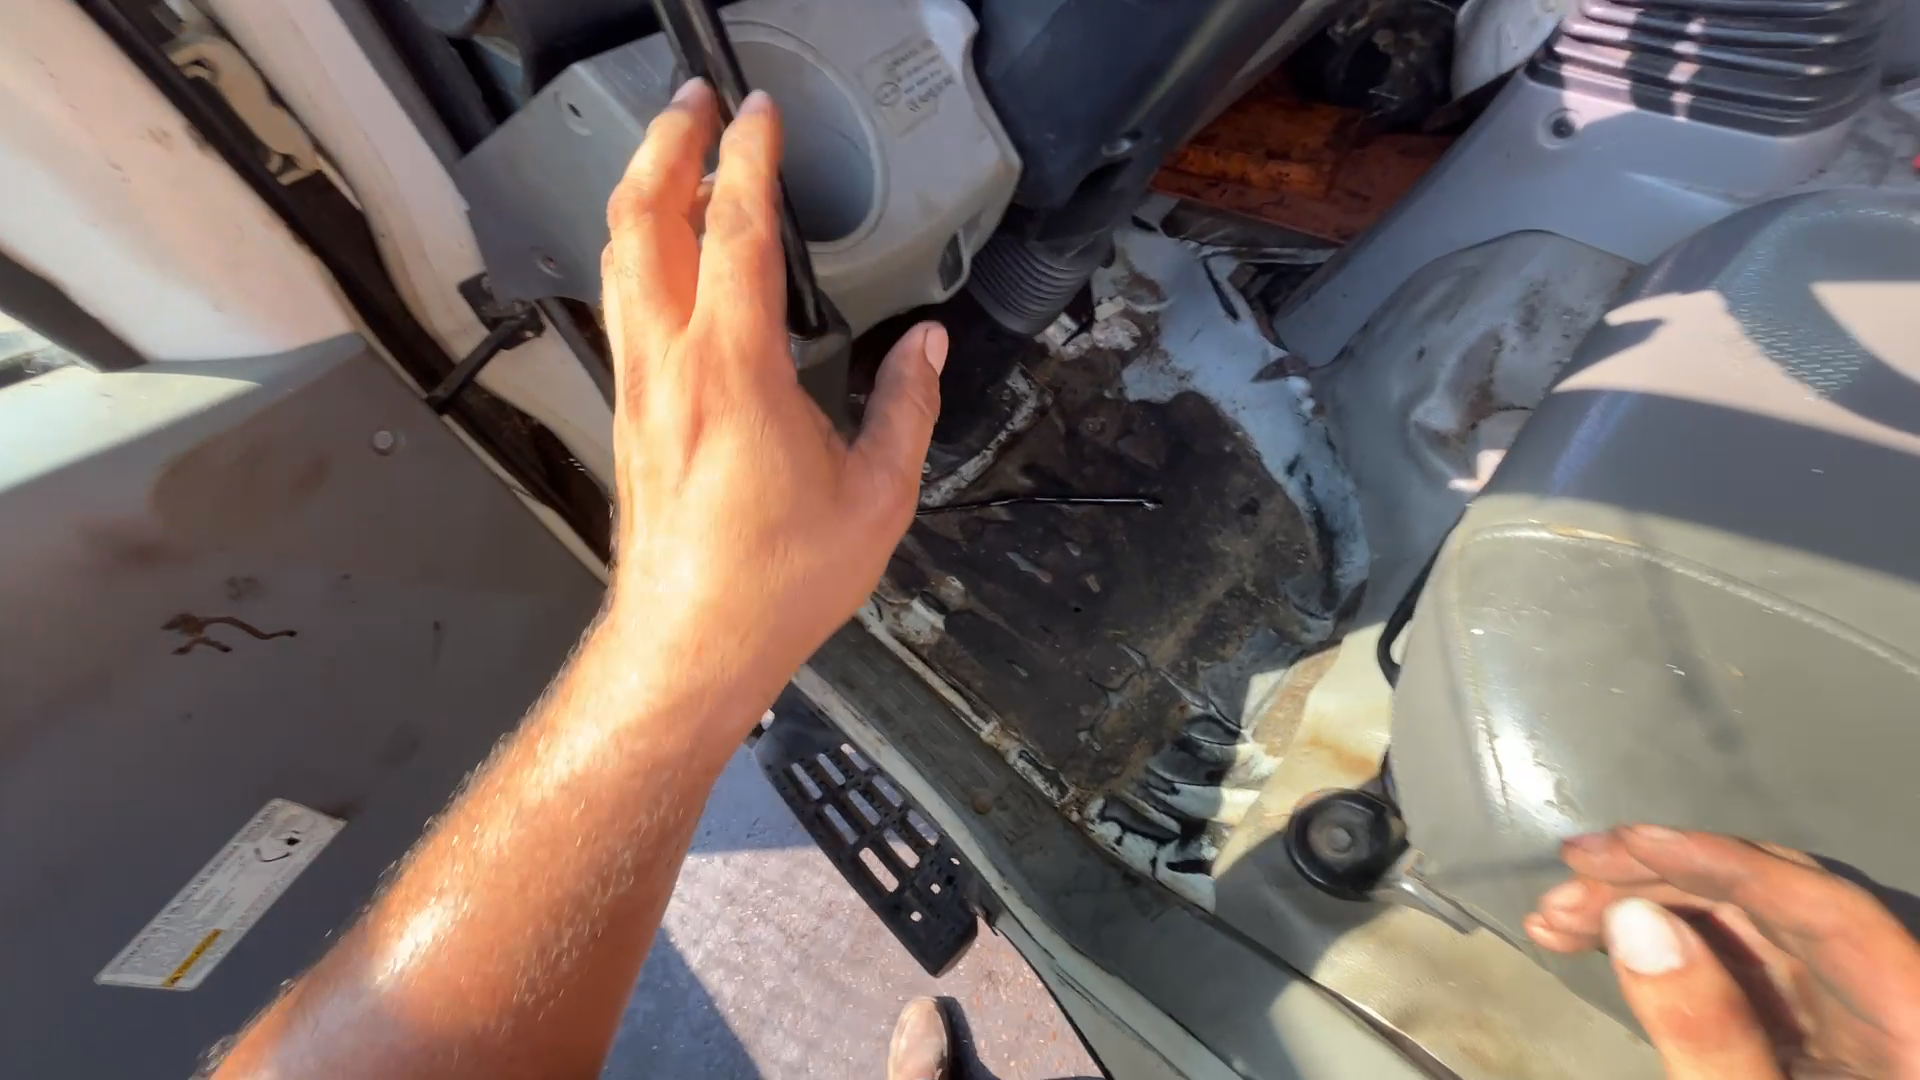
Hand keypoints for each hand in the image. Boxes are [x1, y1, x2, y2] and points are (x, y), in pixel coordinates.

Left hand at [597, 79, 945, 726]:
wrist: (695, 642)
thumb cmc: (779, 579)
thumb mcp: (878, 496)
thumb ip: (908, 409)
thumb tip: (928, 350)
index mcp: (737, 374)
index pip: (738, 233)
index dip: (752, 161)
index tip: (762, 115)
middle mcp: (672, 368)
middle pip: (646, 223)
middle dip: (668, 147)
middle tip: (693, 104)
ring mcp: (640, 391)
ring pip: (620, 264)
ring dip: (644, 198)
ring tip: (674, 164)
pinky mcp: (632, 419)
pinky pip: (623, 311)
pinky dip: (640, 260)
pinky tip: (664, 266)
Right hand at [1525, 826, 1919, 1077]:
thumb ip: (1706, 1034)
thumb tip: (1633, 919)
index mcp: (1917, 1035)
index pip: (1826, 913)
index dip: (1721, 863)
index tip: (1620, 841)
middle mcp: (1893, 1003)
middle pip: (1772, 900)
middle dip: (1654, 879)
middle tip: (1565, 882)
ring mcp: (1846, 1008)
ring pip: (1735, 913)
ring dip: (1635, 902)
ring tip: (1552, 920)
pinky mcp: (1804, 1016)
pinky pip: (1722, 946)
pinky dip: (1648, 933)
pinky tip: (1581, 937)